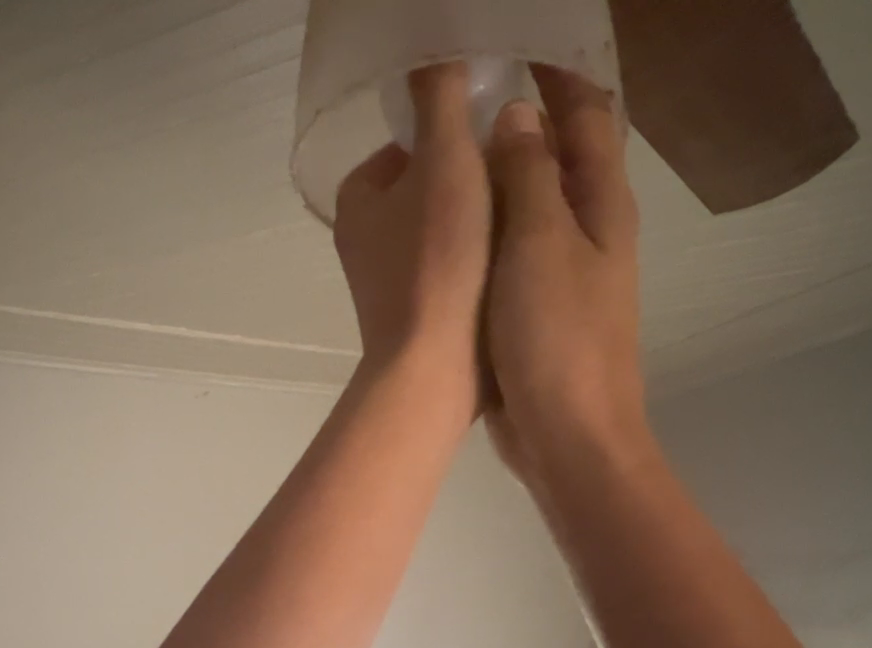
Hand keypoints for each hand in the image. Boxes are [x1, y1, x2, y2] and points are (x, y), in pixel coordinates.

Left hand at [333, 63, 489, 414]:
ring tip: (515, 237)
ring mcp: (380, 285)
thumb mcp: (446, 161)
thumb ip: (440, 103)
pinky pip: (445, 276)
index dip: (454, 144)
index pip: (407, 148)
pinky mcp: (405, 320)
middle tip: (511, 195)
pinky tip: (501, 278)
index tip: (492, 157)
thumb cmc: (440, 260)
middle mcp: (359, 241)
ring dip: (476, 231)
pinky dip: (471, 271)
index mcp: (357, 199)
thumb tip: (435, 57)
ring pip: (438, 236)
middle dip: (468, 189)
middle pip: (425, 192)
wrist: (432, 367)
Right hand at [482, 67, 646, 489]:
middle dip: (521, 117)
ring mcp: (561, 272)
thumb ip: (529, 176)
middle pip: (560, 155)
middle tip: (463, 93)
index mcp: (601, 204)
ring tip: (448, 146)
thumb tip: (518, 114)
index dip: (558, 74)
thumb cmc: (559, 340)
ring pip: (531, 205)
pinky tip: (448, 224)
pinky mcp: (533, 308)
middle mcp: (588, 230)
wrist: (567, 437)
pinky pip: (509, 250)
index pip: (588, 114)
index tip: (511, 47)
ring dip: (498, 172)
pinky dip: (485, 226)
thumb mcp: (541, 246)